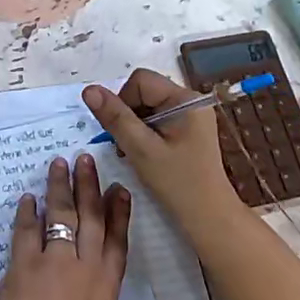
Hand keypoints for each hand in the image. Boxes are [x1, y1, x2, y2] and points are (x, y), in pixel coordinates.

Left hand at [0, 154, 172, 299]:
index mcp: (107, 288)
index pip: (118, 242)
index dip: (120, 214)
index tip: (119, 188)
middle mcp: (83, 267)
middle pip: (89, 218)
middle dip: (89, 186)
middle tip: (86, 158)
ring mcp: (52, 262)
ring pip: (59, 215)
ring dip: (59, 188)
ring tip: (59, 163)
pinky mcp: (22, 264)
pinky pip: (27, 231)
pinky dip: (27, 213)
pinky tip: (27, 198)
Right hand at [80, 71, 241, 226]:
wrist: (210, 218)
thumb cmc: (177, 183)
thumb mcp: (141, 149)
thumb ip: (115, 117)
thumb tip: (89, 90)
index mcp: (185, 99)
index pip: (140, 81)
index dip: (122, 101)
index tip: (120, 132)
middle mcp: (191, 101)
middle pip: (145, 91)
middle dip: (128, 115)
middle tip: (126, 145)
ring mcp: (192, 116)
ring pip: (149, 106)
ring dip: (135, 126)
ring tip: (135, 152)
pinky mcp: (190, 130)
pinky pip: (159, 119)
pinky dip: (145, 133)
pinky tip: (145, 154)